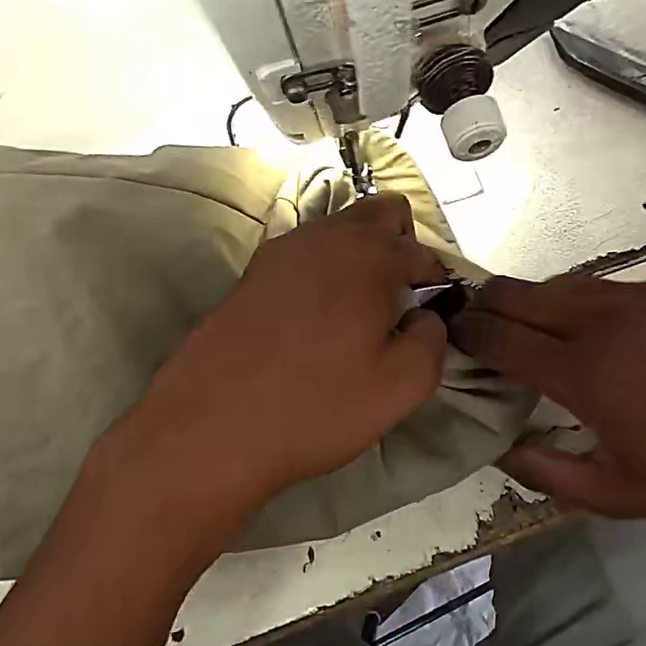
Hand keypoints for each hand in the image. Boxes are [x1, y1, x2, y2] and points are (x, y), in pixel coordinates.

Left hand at [102, 194, 449, 528]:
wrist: (209, 431)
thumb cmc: (318, 406)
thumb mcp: (404, 385)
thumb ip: (433, 339)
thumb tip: (425, 318)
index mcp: (369, 254)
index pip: (423, 252)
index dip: (436, 287)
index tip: (429, 322)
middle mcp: (324, 236)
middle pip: (381, 214)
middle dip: (402, 248)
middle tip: (398, 305)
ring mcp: (281, 251)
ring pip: (340, 232)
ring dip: (361, 261)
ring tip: (357, 320)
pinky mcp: (251, 275)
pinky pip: (306, 257)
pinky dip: (325, 275)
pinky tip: (317, 326)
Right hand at [449, 275, 645, 523]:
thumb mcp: (615, 494)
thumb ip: (544, 471)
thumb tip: (500, 446)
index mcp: (584, 373)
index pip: (500, 338)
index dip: (466, 335)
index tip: (449, 338)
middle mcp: (604, 320)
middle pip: (520, 293)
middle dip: (486, 306)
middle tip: (475, 326)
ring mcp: (641, 297)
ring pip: (562, 284)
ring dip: (533, 302)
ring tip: (529, 329)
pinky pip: (606, 286)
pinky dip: (580, 302)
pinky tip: (593, 330)